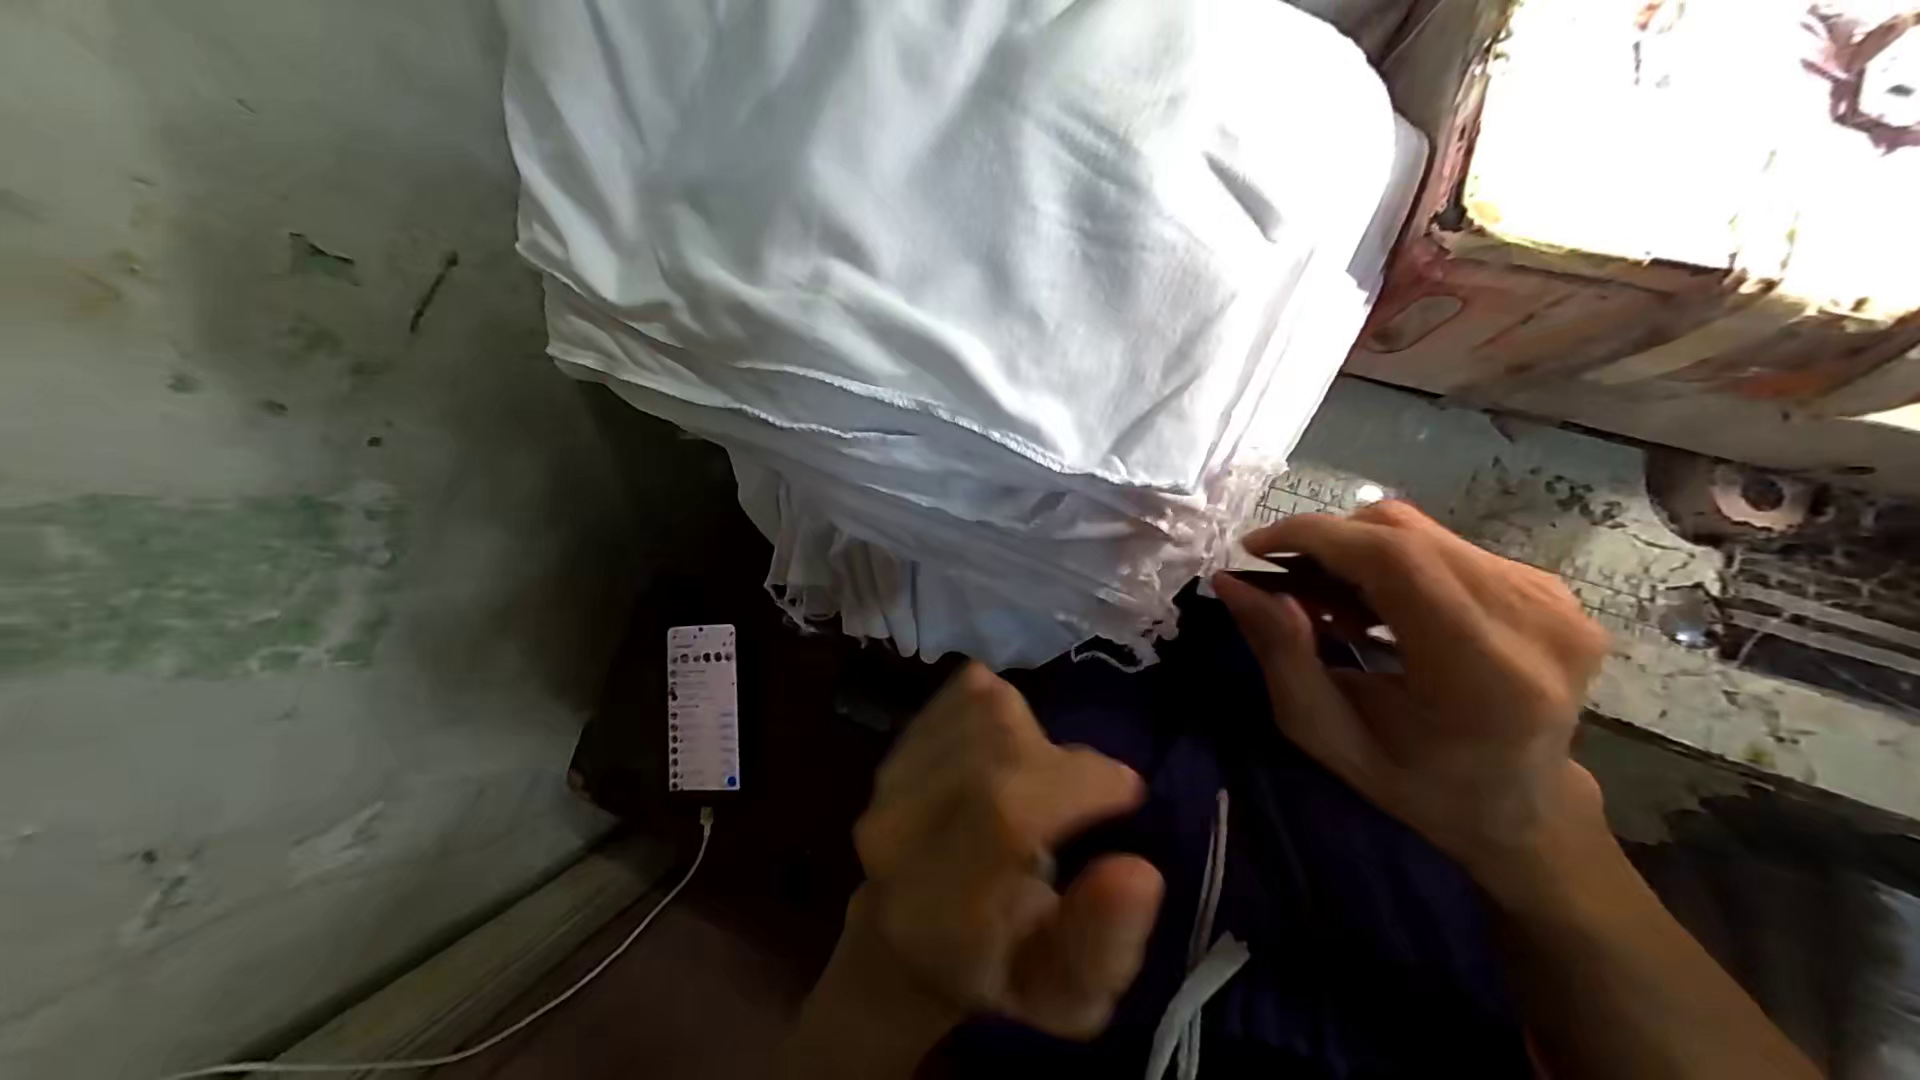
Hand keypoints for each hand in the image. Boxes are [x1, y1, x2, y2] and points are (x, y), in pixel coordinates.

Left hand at [842, 663, 1163, 1039]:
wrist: (906, 939)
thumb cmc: (1000, 969)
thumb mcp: (1069, 991)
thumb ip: (1105, 940)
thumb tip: (1139, 871)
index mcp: (942, 905)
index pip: (1005, 809)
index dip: (1079, 781)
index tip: (1124, 792)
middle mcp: (899, 833)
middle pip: (997, 739)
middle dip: (1060, 758)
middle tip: (1075, 796)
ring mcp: (888, 783)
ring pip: (984, 705)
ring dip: (1029, 733)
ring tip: (1033, 780)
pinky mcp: (891, 749)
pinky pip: (963, 691)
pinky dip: (1001, 710)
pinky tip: (1000, 754)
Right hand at [1214, 500, 1610, 902]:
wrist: (1521, 805)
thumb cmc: (1414, 781)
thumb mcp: (1325, 731)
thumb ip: (1281, 654)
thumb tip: (1234, 583)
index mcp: (1482, 672)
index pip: (1394, 558)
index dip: (1314, 536)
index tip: (1255, 547)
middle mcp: (1532, 622)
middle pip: (1402, 533)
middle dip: (1325, 543)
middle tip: (1288, 586)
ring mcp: (1552, 600)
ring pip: (1421, 531)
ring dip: (1356, 553)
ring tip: (1337, 607)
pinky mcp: (1550, 588)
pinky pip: (1444, 544)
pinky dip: (1391, 562)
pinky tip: (1381, 607)